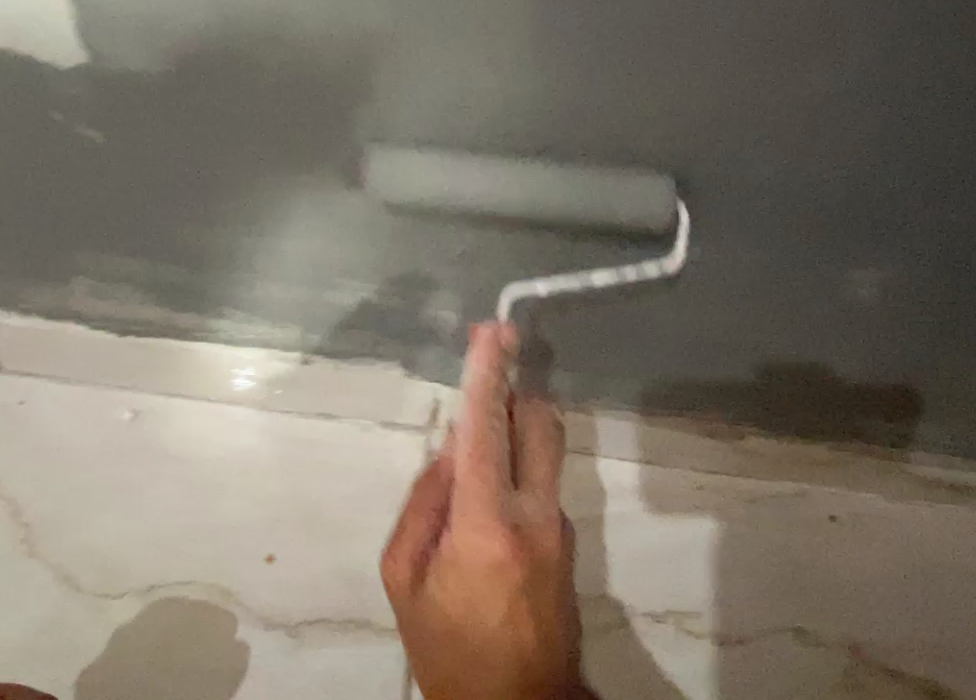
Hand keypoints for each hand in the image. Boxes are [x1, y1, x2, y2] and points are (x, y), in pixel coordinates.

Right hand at [381, 322, 591, 699]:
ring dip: (512, 434)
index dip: (488, 373)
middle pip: (540, 422)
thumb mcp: (406, 579)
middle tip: (488, 381)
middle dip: (516, 389)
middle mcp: (535, 514)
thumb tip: (450, 448)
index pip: (486, 428)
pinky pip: (540, 484)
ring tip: (472, 461)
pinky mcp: (569, 540)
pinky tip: (484, 509)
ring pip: (543, 450)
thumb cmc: (448, 646)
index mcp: (486, 522)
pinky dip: (514, 473)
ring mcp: (560, 527)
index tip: (493, 330)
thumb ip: (423, 502)